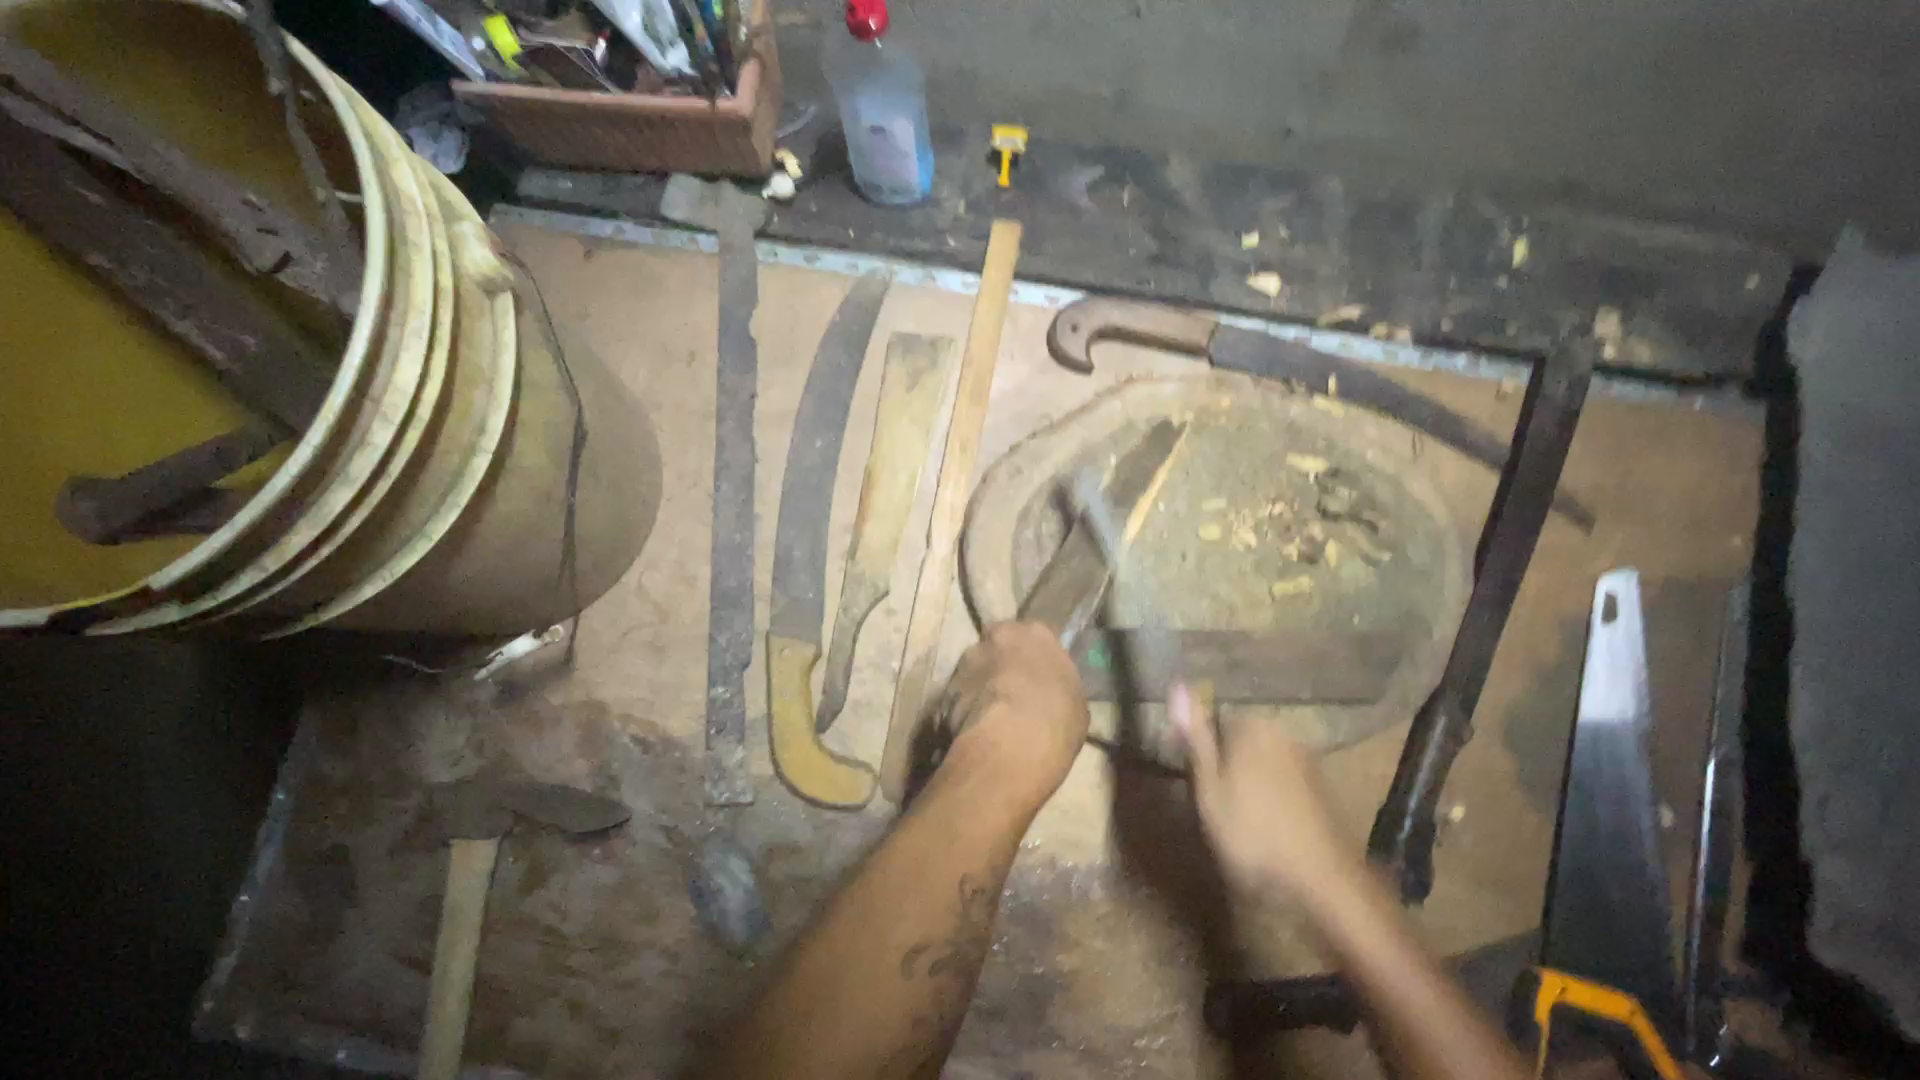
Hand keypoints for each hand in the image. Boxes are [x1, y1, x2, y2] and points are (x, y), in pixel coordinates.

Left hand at [940, 622, 1089, 801]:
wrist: (1012, 741)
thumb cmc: (1057, 718)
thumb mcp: (1075, 703)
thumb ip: (1058, 688)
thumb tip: (1049, 695)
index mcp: (1036, 634)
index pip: (1034, 637)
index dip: (1033, 659)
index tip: (1036, 678)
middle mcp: (998, 636)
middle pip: (998, 646)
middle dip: (1002, 666)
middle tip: (1011, 694)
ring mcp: (967, 660)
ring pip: (974, 670)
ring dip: (980, 687)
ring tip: (990, 718)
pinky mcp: (945, 688)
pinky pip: (957, 696)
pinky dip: (963, 709)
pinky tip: (973, 730)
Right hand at [1172, 682, 1358, 904]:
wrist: (1322, 878)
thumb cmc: (1252, 832)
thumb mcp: (1209, 787)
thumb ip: (1195, 738)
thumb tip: (1177, 685)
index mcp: (1253, 726)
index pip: (1216, 719)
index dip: (1202, 750)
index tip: (1197, 781)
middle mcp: (1283, 732)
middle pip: (1242, 738)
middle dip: (1229, 762)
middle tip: (1216, 804)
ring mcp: (1308, 758)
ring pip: (1265, 760)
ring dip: (1252, 780)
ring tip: (1241, 819)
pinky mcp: (1323, 786)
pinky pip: (1286, 780)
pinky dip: (1275, 795)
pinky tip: (1270, 825)